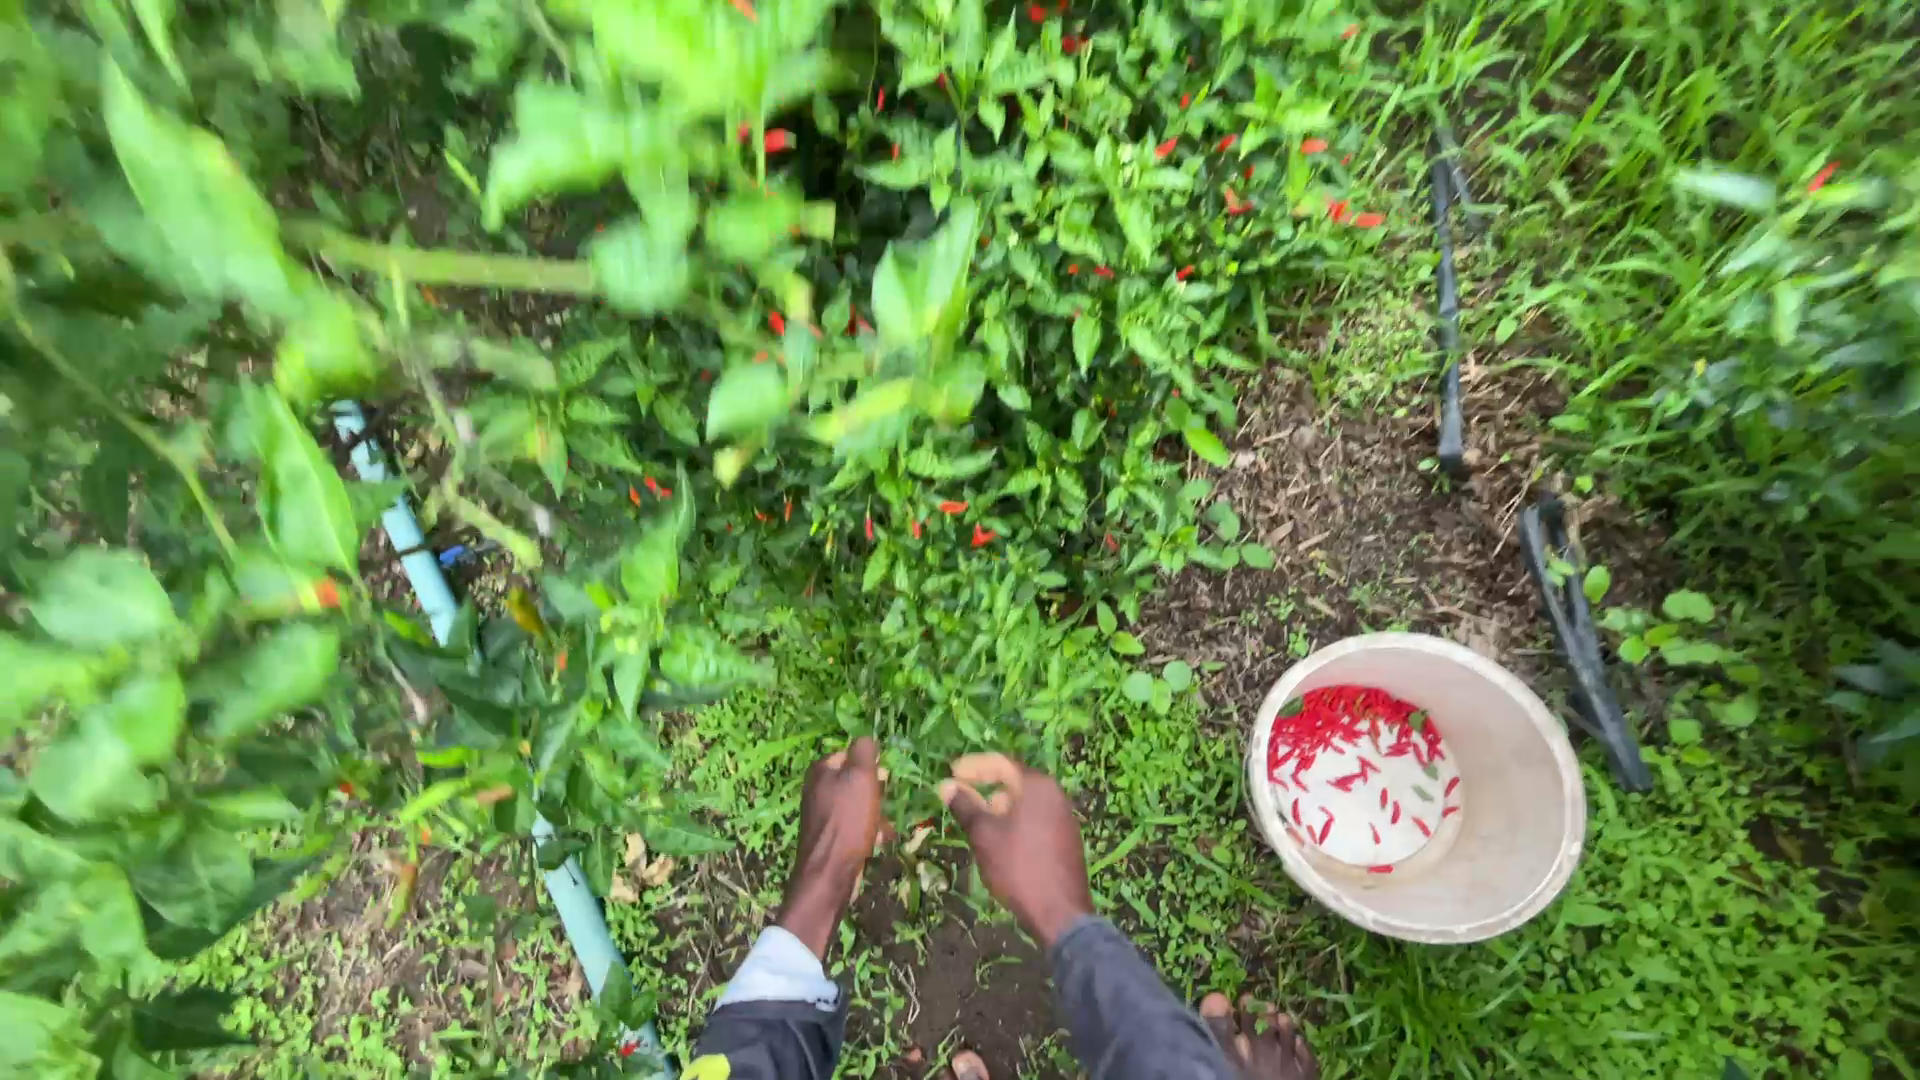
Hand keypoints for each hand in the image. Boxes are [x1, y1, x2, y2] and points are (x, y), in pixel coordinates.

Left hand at [776, 737, 884, 957]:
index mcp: (820, 770)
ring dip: (876, 813)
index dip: (871, 765)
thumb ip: (864, 751)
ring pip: (859, 803)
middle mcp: (817, 789)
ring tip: (884, 826)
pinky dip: (868, 830)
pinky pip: (855, 825)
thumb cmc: (847, 822)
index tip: (883, 780)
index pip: (852, 754)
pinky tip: (878, 841)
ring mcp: (821, 814)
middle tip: (884, 802)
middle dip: (875, 791)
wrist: (829, 875)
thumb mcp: (860, 777)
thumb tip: (866, 739)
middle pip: (856, 779)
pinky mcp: (829, 836)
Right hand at [938, 753, 1093, 948]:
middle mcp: (1055, 794)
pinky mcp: (1065, 838)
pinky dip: (1014, 823)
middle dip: (985, 789)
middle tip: (960, 800)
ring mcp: (1063, 817)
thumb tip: (946, 785)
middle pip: (1013, 782)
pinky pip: (1034, 819)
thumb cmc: (1018, 866)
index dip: (973, 767)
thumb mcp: (984, 835)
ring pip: (1024, 802)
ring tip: (977, 826)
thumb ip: (965, 806)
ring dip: (998, 808)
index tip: (952, 773)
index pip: (1001, 764)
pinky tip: (1000, 843)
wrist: (1060, 914)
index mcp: (1037, 785)